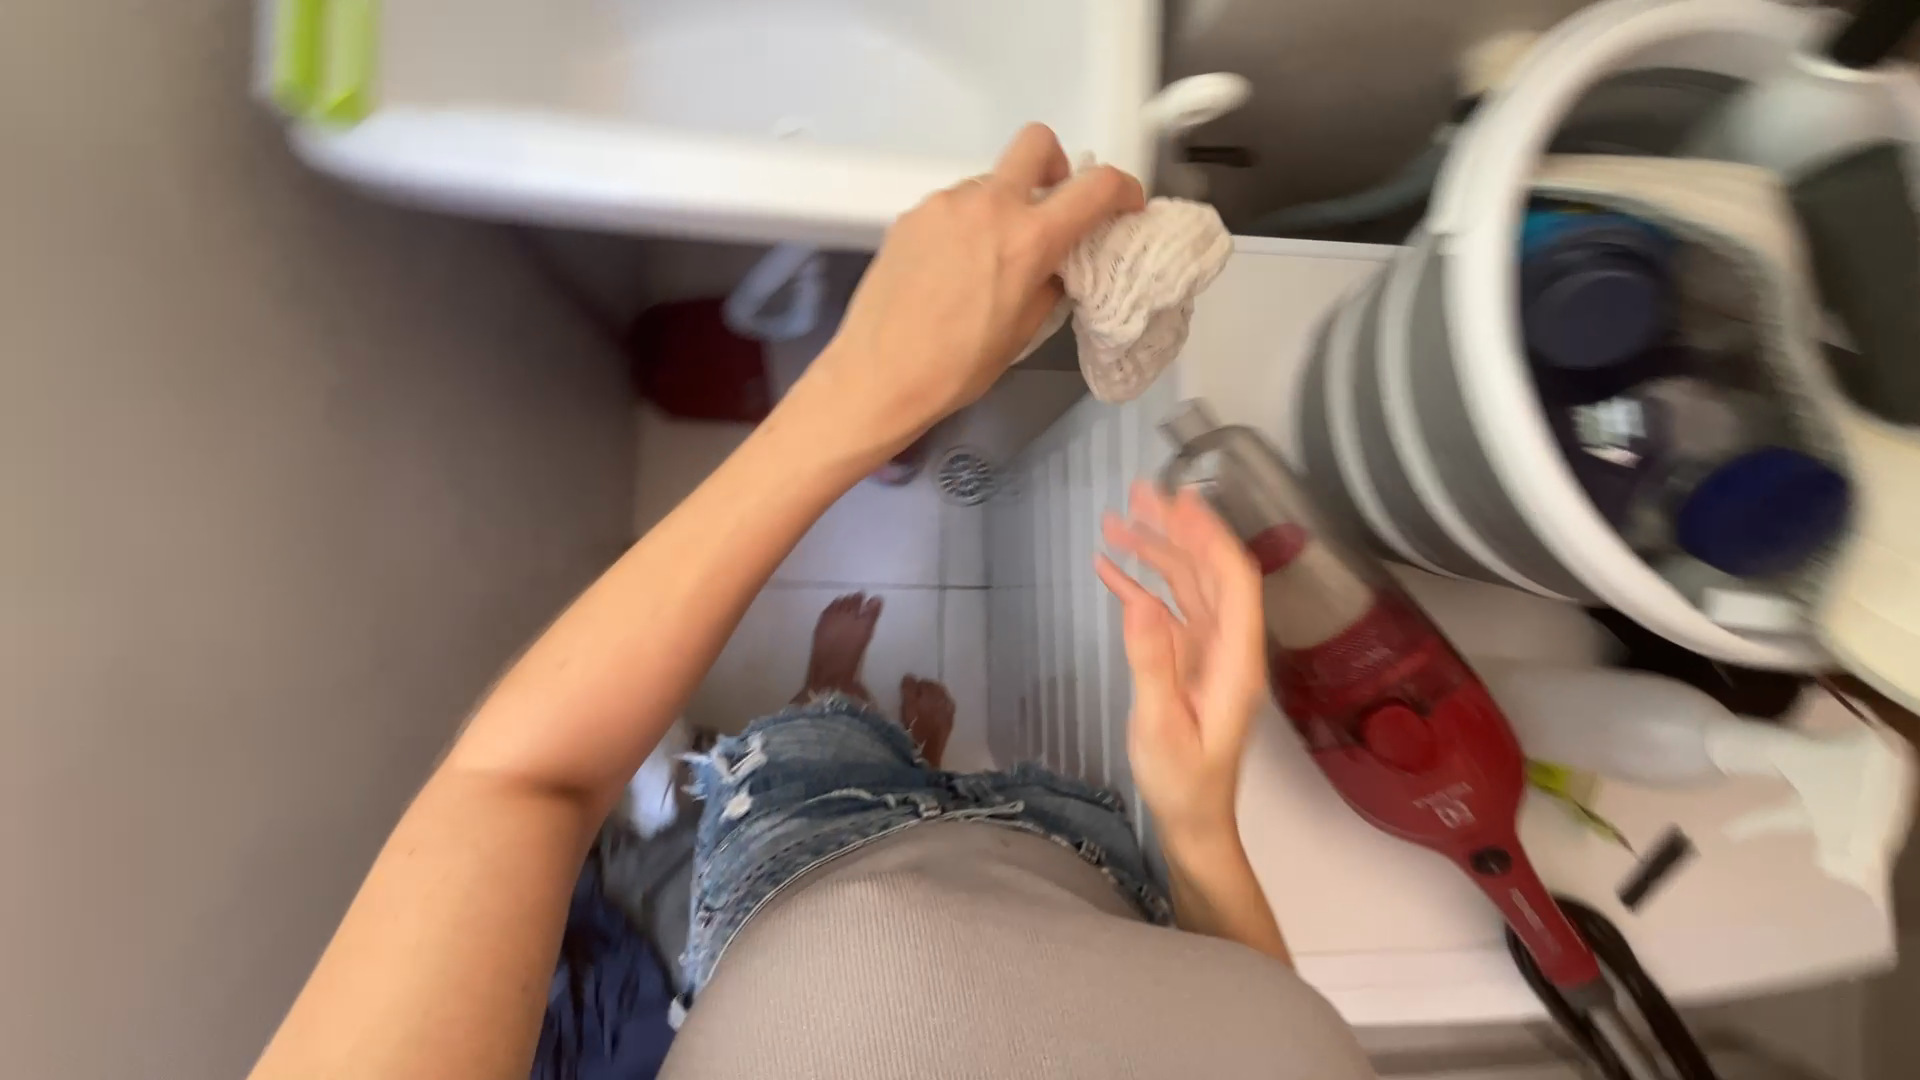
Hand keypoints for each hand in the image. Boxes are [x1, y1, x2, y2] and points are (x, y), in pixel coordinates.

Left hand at [804, 124, 1144, 449]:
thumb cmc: (956, 368)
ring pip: (988, 182)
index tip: (1125, 204)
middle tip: (1050, 207)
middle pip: (1037, 143)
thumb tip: (1054, 268)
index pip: (1095, 187)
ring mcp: (944, 205)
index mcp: (1027, 239)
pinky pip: (952, 206)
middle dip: (1056, 166)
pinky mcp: (910, 216)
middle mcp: (988, 205)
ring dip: (1002, 206)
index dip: (1123, 190)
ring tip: (986, 259)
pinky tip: (949, 269)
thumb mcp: (1020, 334)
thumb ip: (1047, 287)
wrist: (879, 375)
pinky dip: (965, 225)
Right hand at [1096, 482, 1268, 841]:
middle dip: (1177, 529)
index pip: (1232, 580)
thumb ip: (1153, 662)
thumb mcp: (1162, 726)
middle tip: (1139, 494)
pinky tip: (1109, 568)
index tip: (1179, 501)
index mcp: (1235, 659)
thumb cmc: (1183, 781)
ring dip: (1154, 550)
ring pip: (1185, 585)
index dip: (1208, 536)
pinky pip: (1164, 610)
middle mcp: (1226, 645)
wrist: (1191, 817)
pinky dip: (1138, 585)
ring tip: (1116, 520)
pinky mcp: (1185, 658)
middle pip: (1207, 572)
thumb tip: (1141, 600)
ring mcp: (1206, 650)